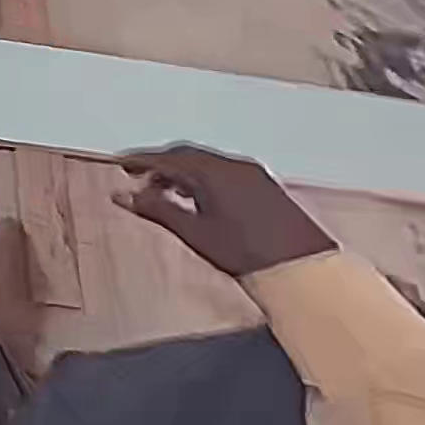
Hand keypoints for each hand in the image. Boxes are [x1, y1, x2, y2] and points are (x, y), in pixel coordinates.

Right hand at [112, 144, 335, 277]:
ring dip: (180, 170)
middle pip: (185, 155)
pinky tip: (194, 194)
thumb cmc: (248, 252)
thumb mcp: (191, 230)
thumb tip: (122, 196)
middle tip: (138, 174)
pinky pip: (223, 170)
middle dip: (159, 163)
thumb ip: (154, 208)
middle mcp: (234, 167)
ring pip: (205, 162)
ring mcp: (252, 175)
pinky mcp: (264, 185)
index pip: (166, 158)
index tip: (122, 164)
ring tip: (163, 189)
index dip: (140, 160)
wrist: (303, 270)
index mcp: (213, 173)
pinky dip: (201, 176)